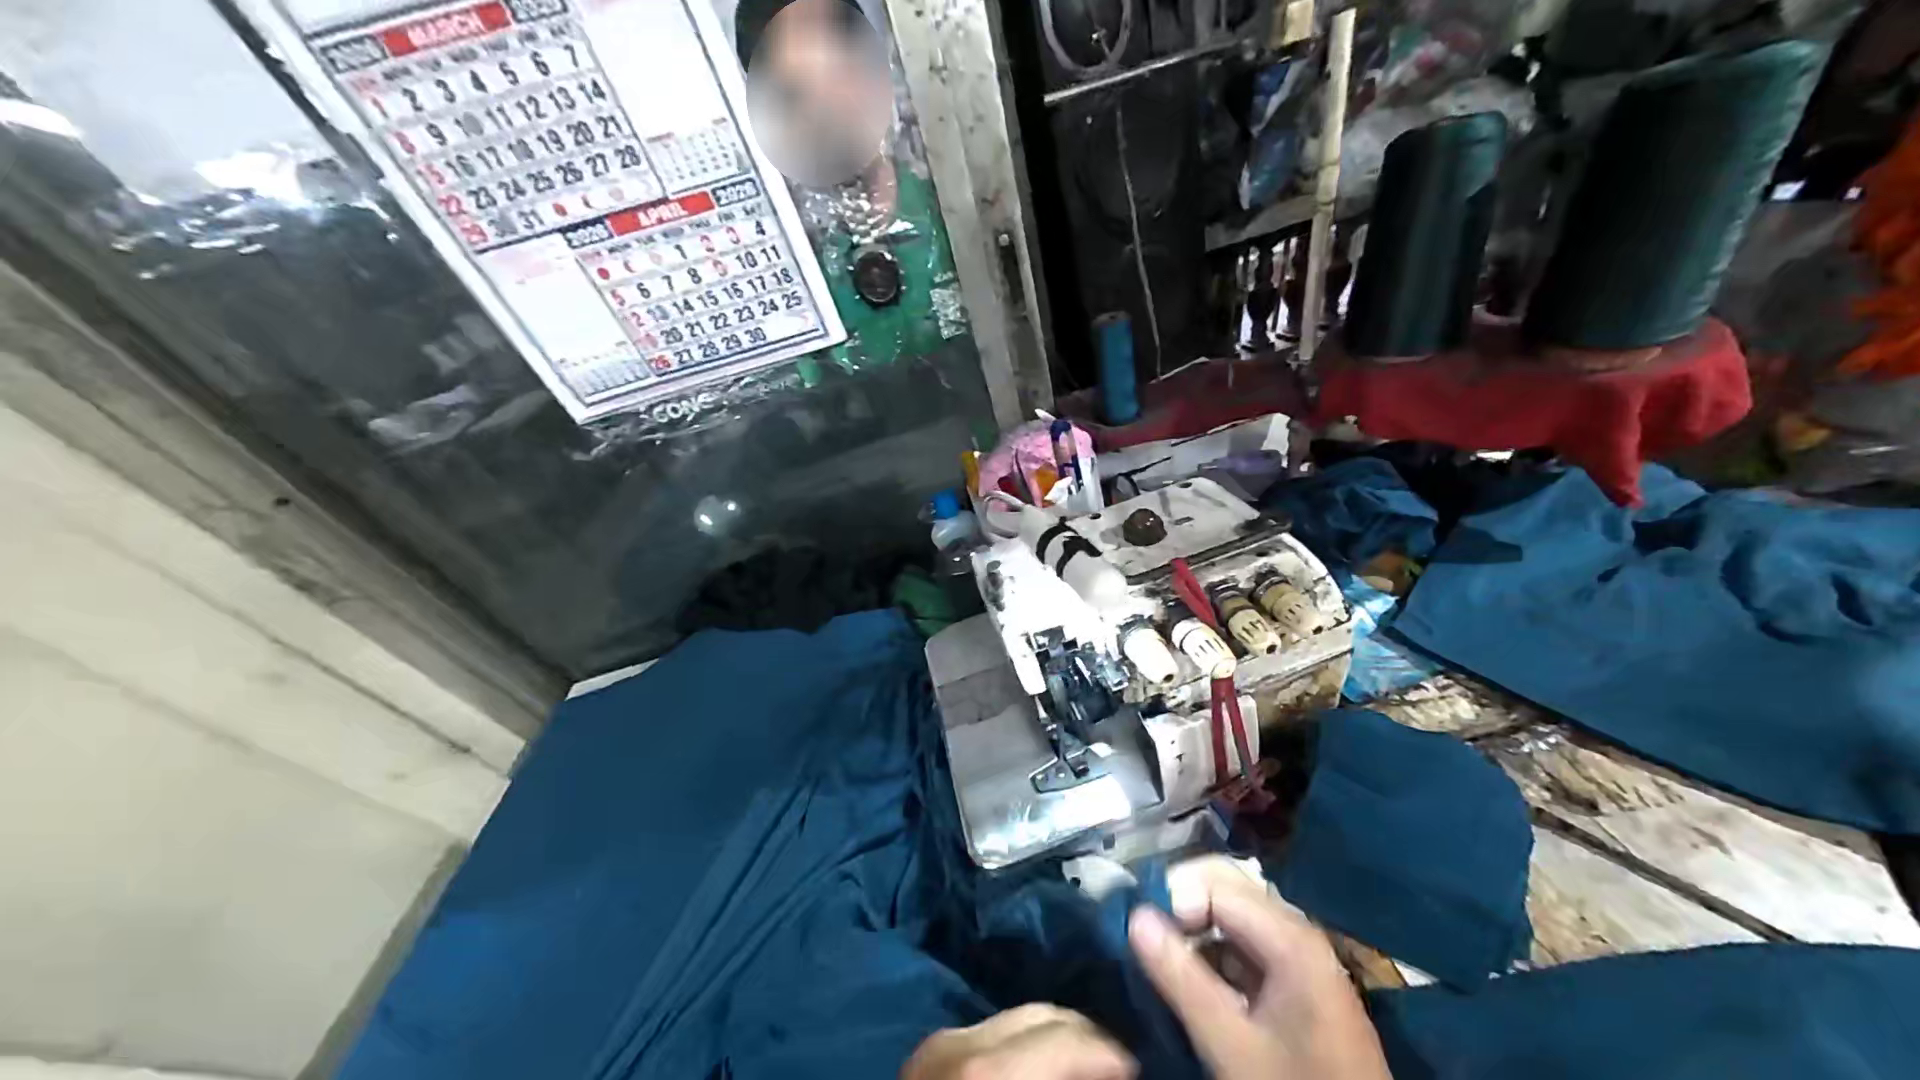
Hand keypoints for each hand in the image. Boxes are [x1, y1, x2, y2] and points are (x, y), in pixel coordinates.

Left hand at [901, 1003, 1136, 1079]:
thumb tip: (1120, 1076)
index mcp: (987, 1074)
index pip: (1068, 1036)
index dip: (1114, 1054)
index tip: (1143, 1072)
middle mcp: (960, 1043)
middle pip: (1045, 1015)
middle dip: (1090, 1040)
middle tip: (1121, 1072)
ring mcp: (939, 1045)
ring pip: (1019, 1019)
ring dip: (1059, 1042)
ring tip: (1086, 1074)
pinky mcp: (928, 1054)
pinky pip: (993, 1033)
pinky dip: (1027, 1048)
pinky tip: (1044, 1075)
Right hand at [1128, 857, 1391, 1079]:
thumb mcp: (1231, 1045)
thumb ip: (1181, 977)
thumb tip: (1134, 916)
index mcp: (1289, 935)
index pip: (1213, 880)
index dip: (1174, 899)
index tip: (1147, 936)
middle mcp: (1296, 930)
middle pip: (1224, 887)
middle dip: (1180, 906)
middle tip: (1150, 942)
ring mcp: (1298, 955)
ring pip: (1230, 913)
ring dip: (1193, 928)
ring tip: (1164, 961)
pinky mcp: (1295, 980)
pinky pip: (1242, 941)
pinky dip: (1211, 950)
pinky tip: (1194, 981)